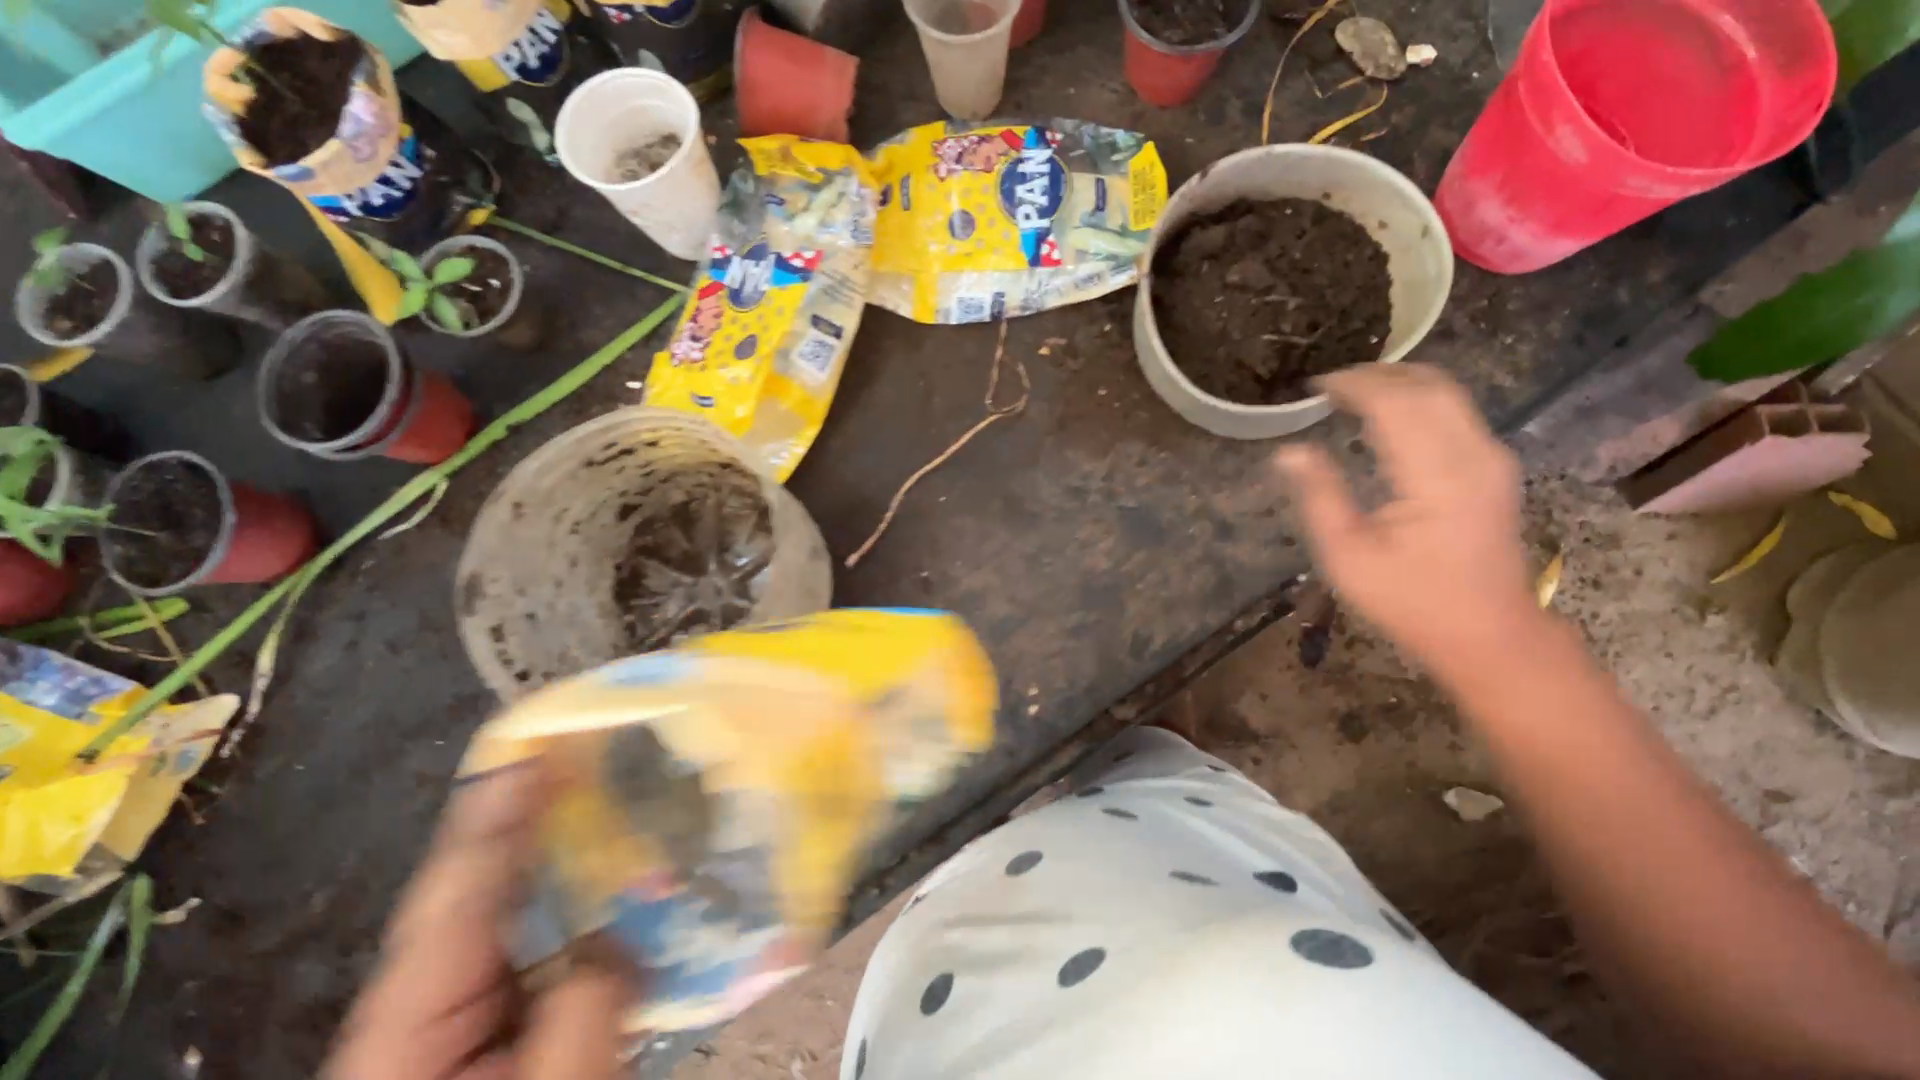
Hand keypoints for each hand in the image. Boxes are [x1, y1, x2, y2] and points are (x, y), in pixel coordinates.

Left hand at [323, 766, 630, 1079]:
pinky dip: (604, 922)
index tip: (541, 743)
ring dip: (585, 867)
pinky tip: (648, 897)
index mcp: (419, 1013)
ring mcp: (476, 1014)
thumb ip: (588, 1013)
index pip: (462, 889)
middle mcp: (439, 996)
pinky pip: (561, 959)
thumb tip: (622, 931)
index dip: (501, 810)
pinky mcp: (513, 1030)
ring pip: (533, 921)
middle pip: (497, 890)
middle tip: (610, 757)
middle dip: (552, 821)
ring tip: (637, 806)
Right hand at [1276, 364, 1541, 676]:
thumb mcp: (1349, 558)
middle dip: (1377, 374)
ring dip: (1400, 382)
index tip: (1315, 385)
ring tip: (1354, 391)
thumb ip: (1320, 497)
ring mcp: (1491, 458)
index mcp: (1436, 477)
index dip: (1353, 384)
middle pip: (1427, 386)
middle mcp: (1473, 455)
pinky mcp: (1495, 465)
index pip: (1394, 404)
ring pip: (1448, 392)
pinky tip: (1389, 413)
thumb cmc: (1411, 601)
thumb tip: (1289, 451)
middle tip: (1331, 382)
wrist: (1489, 632)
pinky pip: (1457, 411)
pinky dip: (1419, 398)